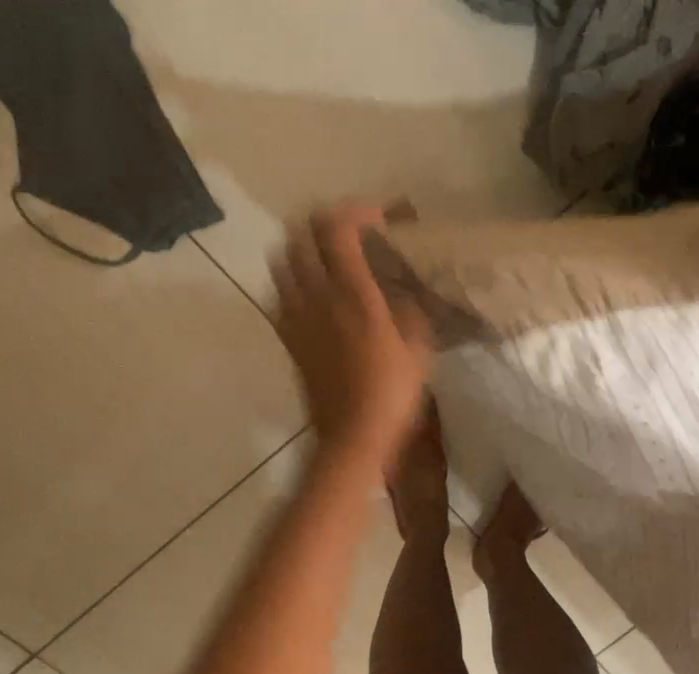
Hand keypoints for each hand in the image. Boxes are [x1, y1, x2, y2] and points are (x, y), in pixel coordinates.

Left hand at [268, 203, 433, 459]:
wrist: (352, 437)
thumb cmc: (393, 395)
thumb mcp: (419, 349)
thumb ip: (411, 310)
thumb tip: (403, 290)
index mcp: (354, 294)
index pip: (338, 227)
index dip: (357, 210)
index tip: (381, 218)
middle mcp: (317, 295)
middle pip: (301, 232)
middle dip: (325, 222)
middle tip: (351, 233)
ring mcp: (296, 314)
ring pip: (282, 258)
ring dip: (302, 247)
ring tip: (327, 258)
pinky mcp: (286, 335)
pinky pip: (278, 292)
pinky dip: (291, 279)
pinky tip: (312, 293)